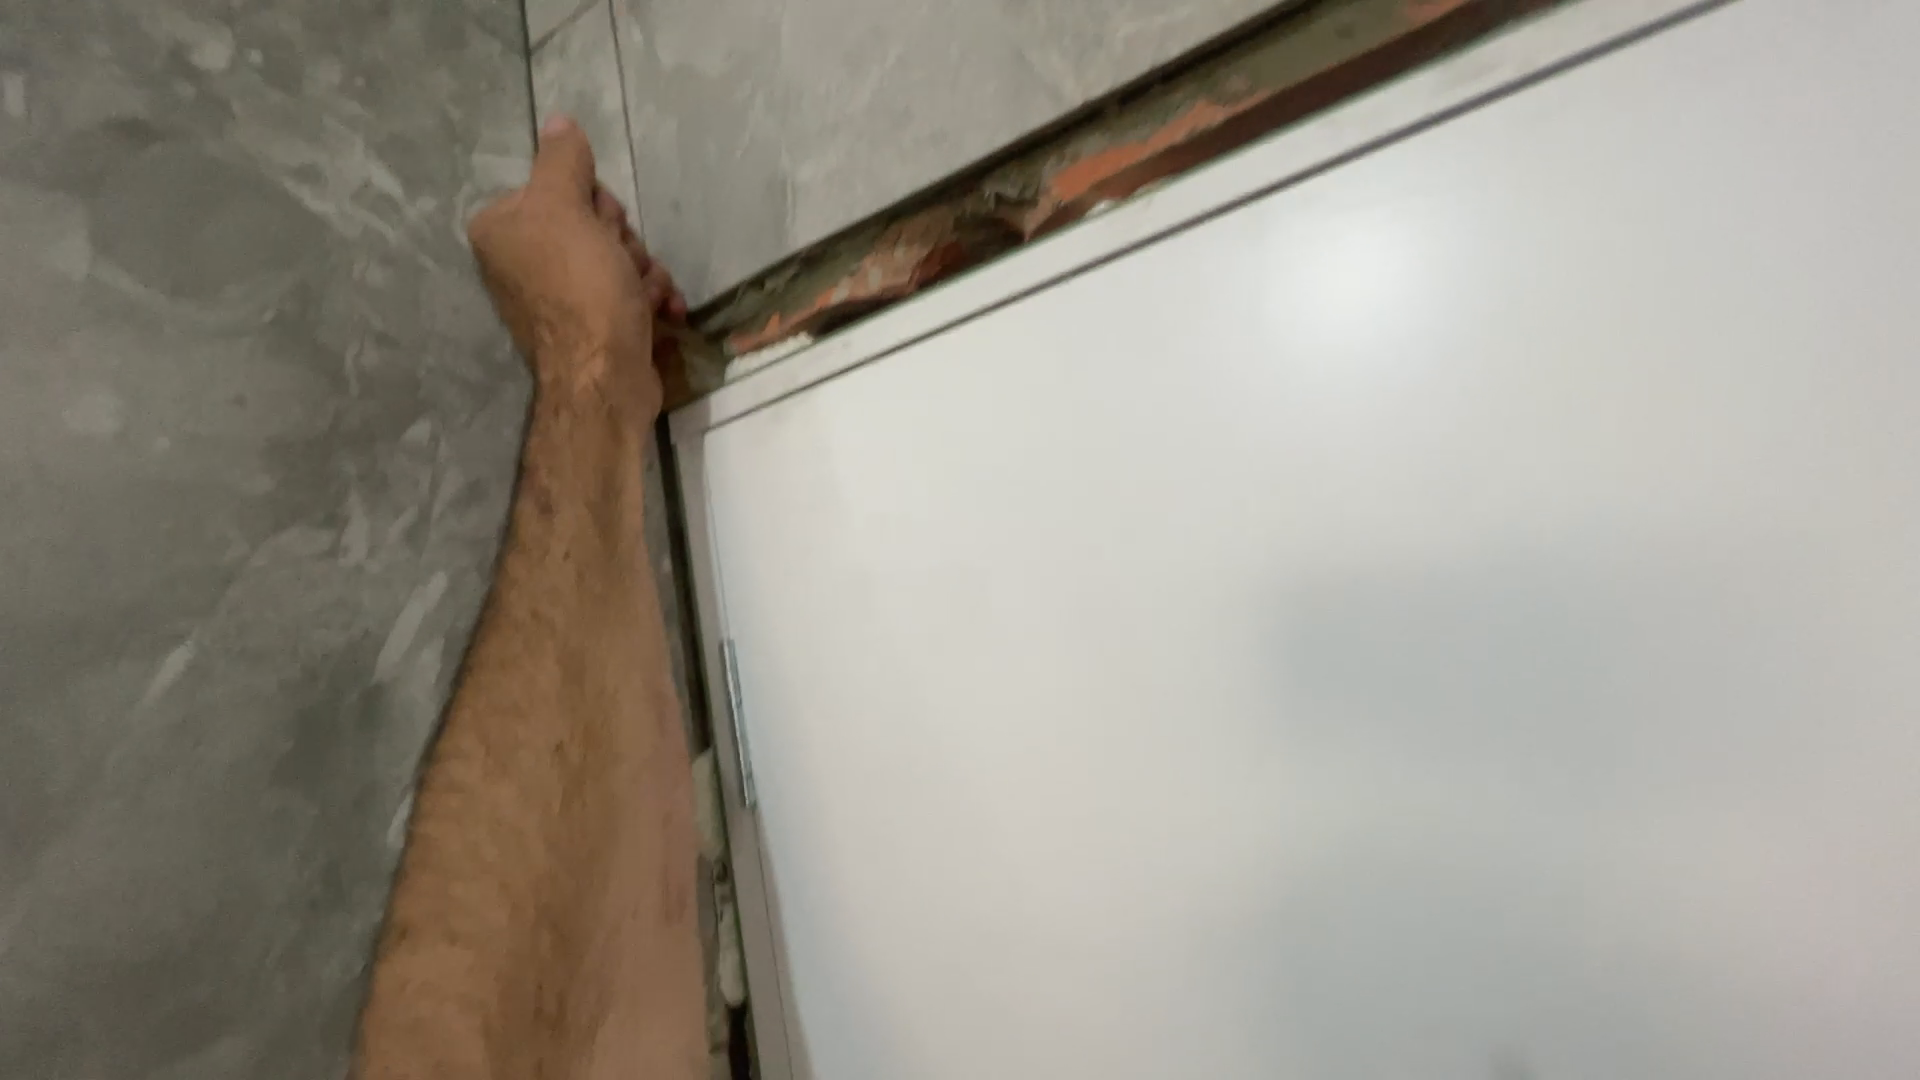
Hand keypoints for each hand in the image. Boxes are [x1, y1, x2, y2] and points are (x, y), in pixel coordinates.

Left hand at [467, 115, 686, 414]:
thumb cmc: (583, 290)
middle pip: (594, 226)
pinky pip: (629, 295)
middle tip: (628, 263)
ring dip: (646, 273)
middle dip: (626, 242)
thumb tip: (560, 123)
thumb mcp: (567, 210)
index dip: (596, 204)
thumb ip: (562, 162)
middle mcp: (525, 262)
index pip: (561, 189)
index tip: (607, 224)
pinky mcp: (596, 327)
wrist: (606, 378)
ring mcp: (562, 298)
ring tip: (650, 295)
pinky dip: (651, 299)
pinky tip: (664, 311)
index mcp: (504, 228)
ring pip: (619, 261)